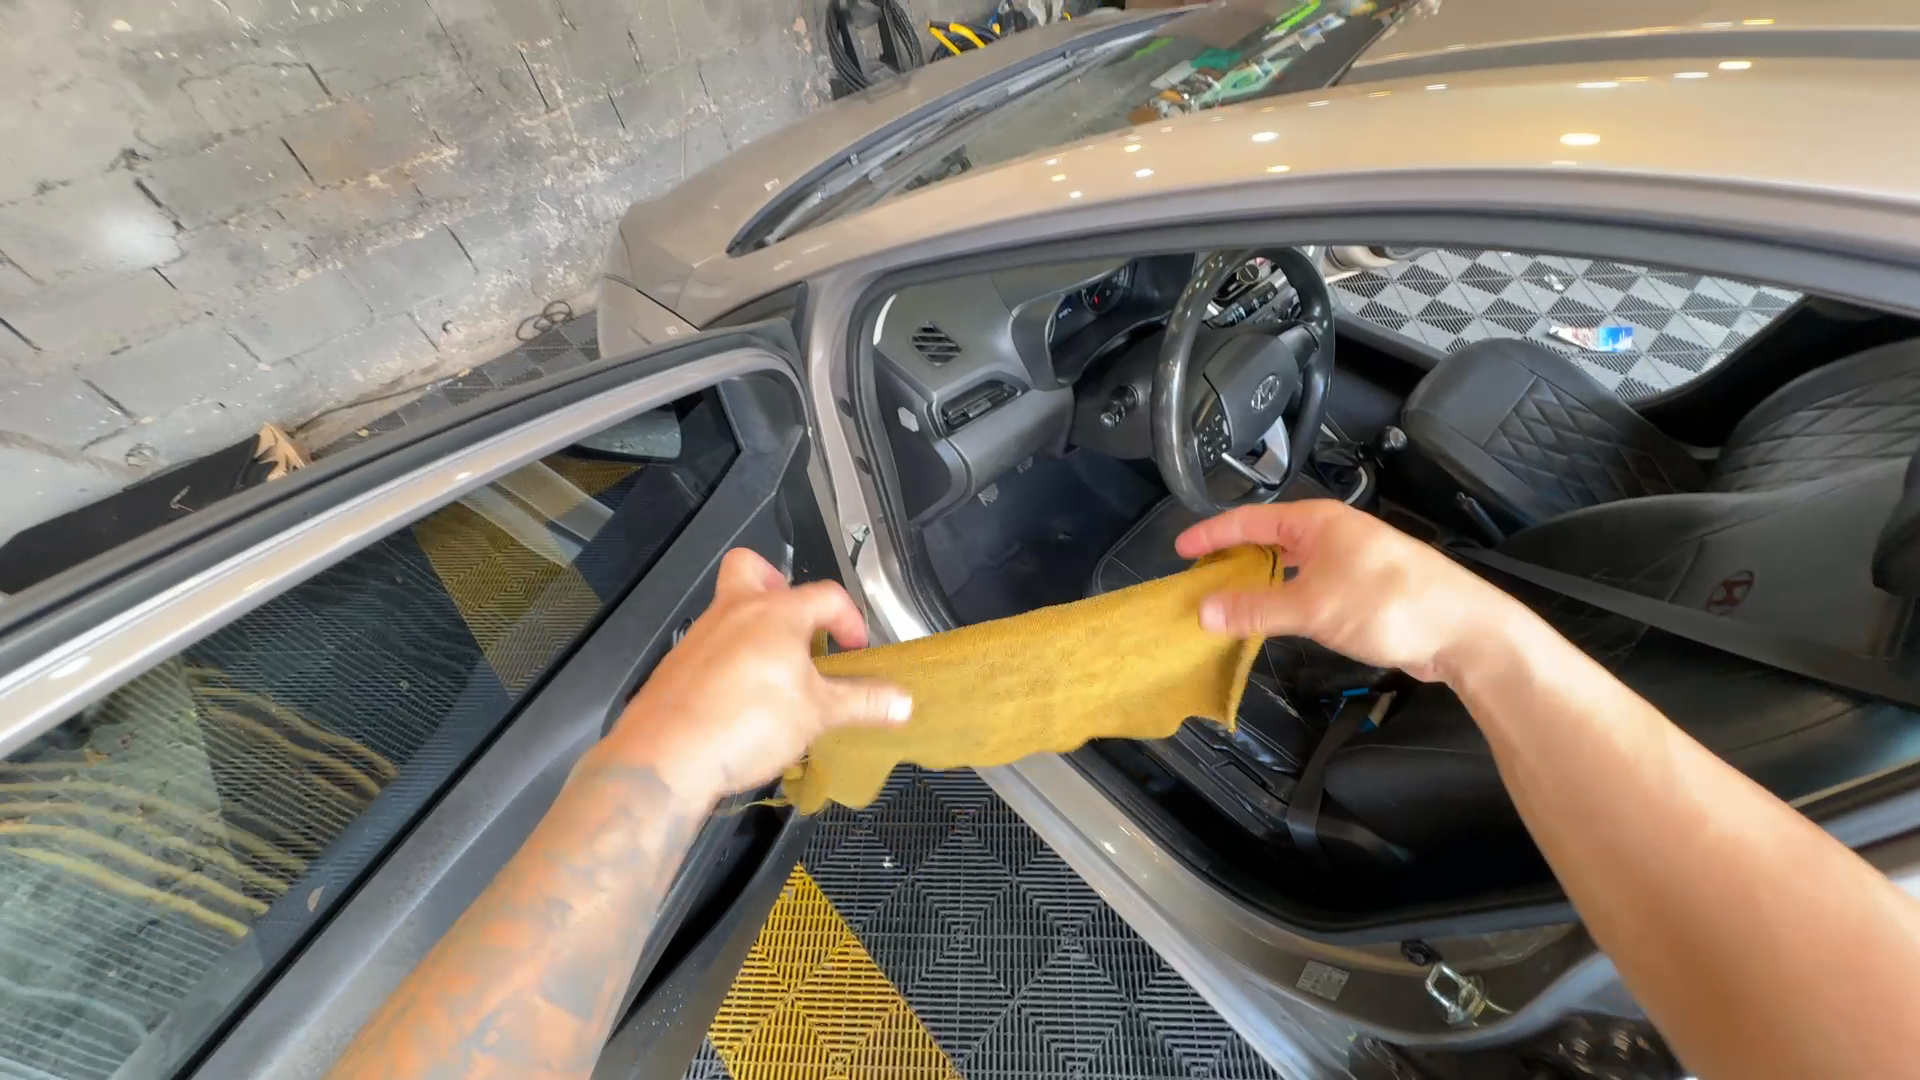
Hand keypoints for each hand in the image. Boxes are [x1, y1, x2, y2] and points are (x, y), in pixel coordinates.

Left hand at [598, 548, 911, 799]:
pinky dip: (730, 657)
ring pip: (729, 606)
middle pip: (752, 567)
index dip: (850, 619)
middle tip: (798, 620)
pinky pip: (710, 644)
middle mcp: (735, 611)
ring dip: (755, 624)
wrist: (666, 757)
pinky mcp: (677, 664)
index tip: (856, 650)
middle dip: (778, 584)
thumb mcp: (819, 714)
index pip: (827, 596)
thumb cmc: (748, 721)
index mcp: (777, 612)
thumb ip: (864, 702)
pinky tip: (742, 696)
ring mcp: (701, 635)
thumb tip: (903, 703)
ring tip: (777, 667)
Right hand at [1175, 499, 1533, 683]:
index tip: (1181, 549)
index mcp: (1316, 522)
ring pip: (1286, 565)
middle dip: (1230, 558)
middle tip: (1199, 578)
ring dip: (1256, 581)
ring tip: (1226, 599)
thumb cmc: (1390, 604)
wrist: (1466, 633)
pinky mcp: (1359, 586)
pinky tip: (1271, 616)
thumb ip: (1254, 609)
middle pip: (1265, 540)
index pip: (1248, 521)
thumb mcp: (1312, 606)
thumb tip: (1202, 612)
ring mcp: (1347, 559)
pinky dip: (1280, 596)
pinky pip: (1304, 584)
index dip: (1211, 534)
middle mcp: (1329, 534)